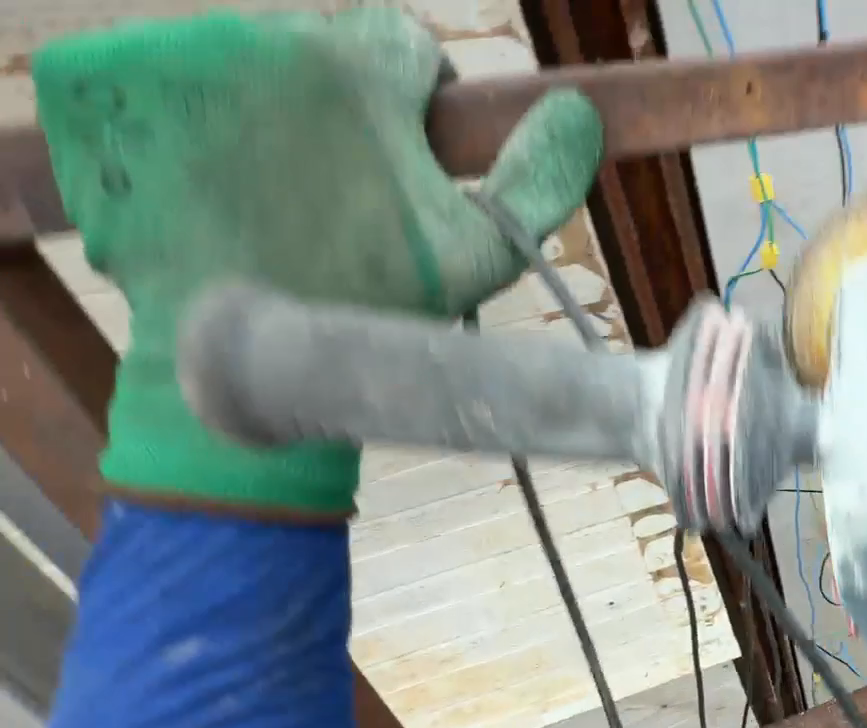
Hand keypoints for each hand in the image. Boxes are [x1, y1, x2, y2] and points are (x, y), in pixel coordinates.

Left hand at [33, 10, 603, 514]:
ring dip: (274, 114)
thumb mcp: (487, 250)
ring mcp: (159, 55)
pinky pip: (166, 76)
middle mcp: (249, 39)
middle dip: (345, 110)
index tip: (417, 154)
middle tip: (351, 193)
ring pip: (248, 65)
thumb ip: (543, 176)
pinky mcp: (88, 80)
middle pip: (324, 52)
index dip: (424, 99)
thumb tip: (580, 112)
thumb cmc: (380, 302)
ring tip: (284, 196)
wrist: (248, 352)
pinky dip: (194, 119)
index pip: (406, 40)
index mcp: (354, 72)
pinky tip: (217, 183)